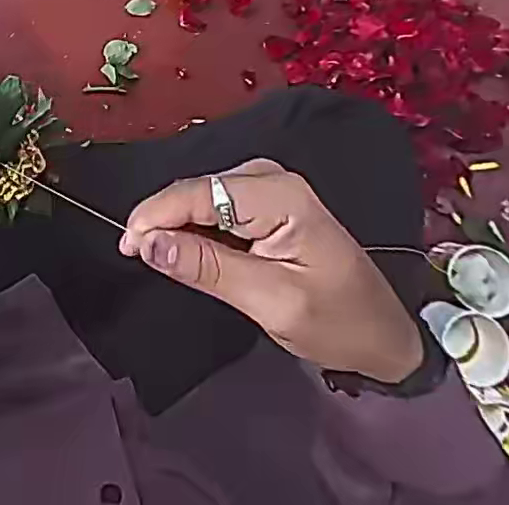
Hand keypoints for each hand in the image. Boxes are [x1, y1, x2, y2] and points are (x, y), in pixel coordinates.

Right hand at [120, 159, 424, 381]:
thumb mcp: (271, 302)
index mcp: (278, 194)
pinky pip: (215, 206)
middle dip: (163, 220)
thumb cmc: (336, 321)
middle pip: (198, 190)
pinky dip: (196, 229)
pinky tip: (189, 251)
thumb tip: (149, 243)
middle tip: (140, 257)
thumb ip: (208, 267)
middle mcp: (270, 177)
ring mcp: (267, 186)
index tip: (126, 246)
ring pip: (202, 197)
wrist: (382, 331)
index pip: (199, 192)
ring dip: (177, 226)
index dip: (156, 214)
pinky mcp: (264, 200)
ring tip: (160, 258)